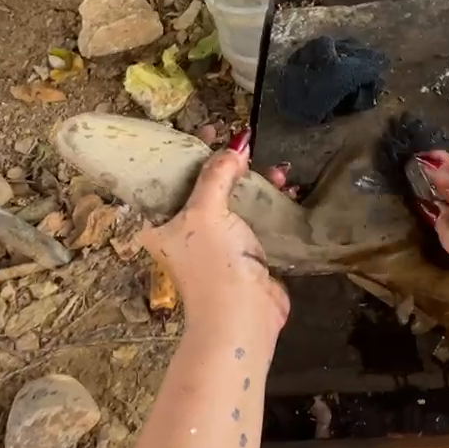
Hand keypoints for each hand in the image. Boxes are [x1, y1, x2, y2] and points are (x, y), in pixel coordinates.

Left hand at [136, 144, 289, 351]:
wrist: (242, 317)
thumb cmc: (213, 264)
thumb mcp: (206, 211)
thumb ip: (217, 175)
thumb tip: (235, 147)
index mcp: (161, 223)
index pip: (169, 177)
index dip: (187, 151)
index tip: (210, 130)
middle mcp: (186, 230)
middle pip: (206, 185)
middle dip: (230, 165)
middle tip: (248, 147)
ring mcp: (217, 241)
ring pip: (234, 200)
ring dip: (256, 182)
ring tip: (277, 171)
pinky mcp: (244, 251)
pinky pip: (256, 216)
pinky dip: (270, 201)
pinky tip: (287, 189)